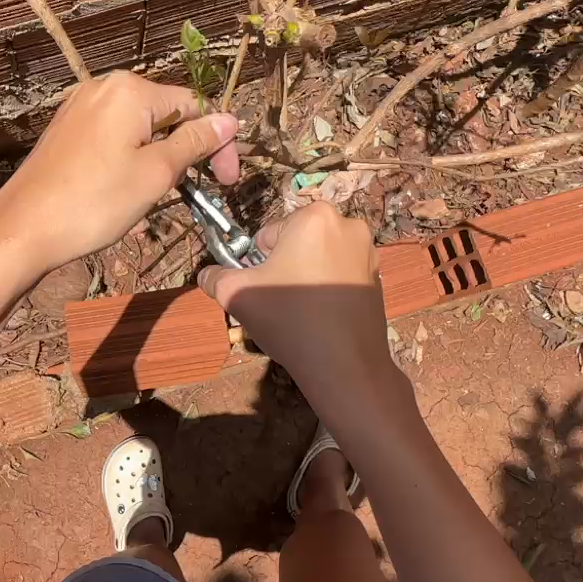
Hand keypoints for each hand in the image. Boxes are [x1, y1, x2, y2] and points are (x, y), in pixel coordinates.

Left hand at [0, 72, 238, 278]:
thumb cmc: (94, 202)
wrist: (23, 229)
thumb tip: (229, 119)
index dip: (217, 143)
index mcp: (131, 90)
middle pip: (165, 114)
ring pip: (138, 129)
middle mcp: (103, 87)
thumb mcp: (156, 174)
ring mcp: (79, 108)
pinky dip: (129, 161)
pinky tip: (123, 193)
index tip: (227, 181)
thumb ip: (194, 143)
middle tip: (193, 193)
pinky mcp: (65, 131)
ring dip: (157, 161)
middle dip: (185, 152)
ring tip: (153, 198)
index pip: (194, 105)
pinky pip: (112, 138)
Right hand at [197, 203, 392, 396]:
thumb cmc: (289, 319)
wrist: (344, 364)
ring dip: (304, 277)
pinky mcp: (377, 277)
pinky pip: (338, 275)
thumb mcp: (237, 295)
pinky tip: (322, 317)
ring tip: (301, 311)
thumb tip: (205, 275)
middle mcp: (347, 225)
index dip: (258, 264)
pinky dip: (326, 288)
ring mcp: (368, 251)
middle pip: (294, 244)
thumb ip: (215, 278)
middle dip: (283, 268)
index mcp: (314, 217)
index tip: (263, 288)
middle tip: (280, 301)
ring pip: (317, 259)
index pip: (266, 235)